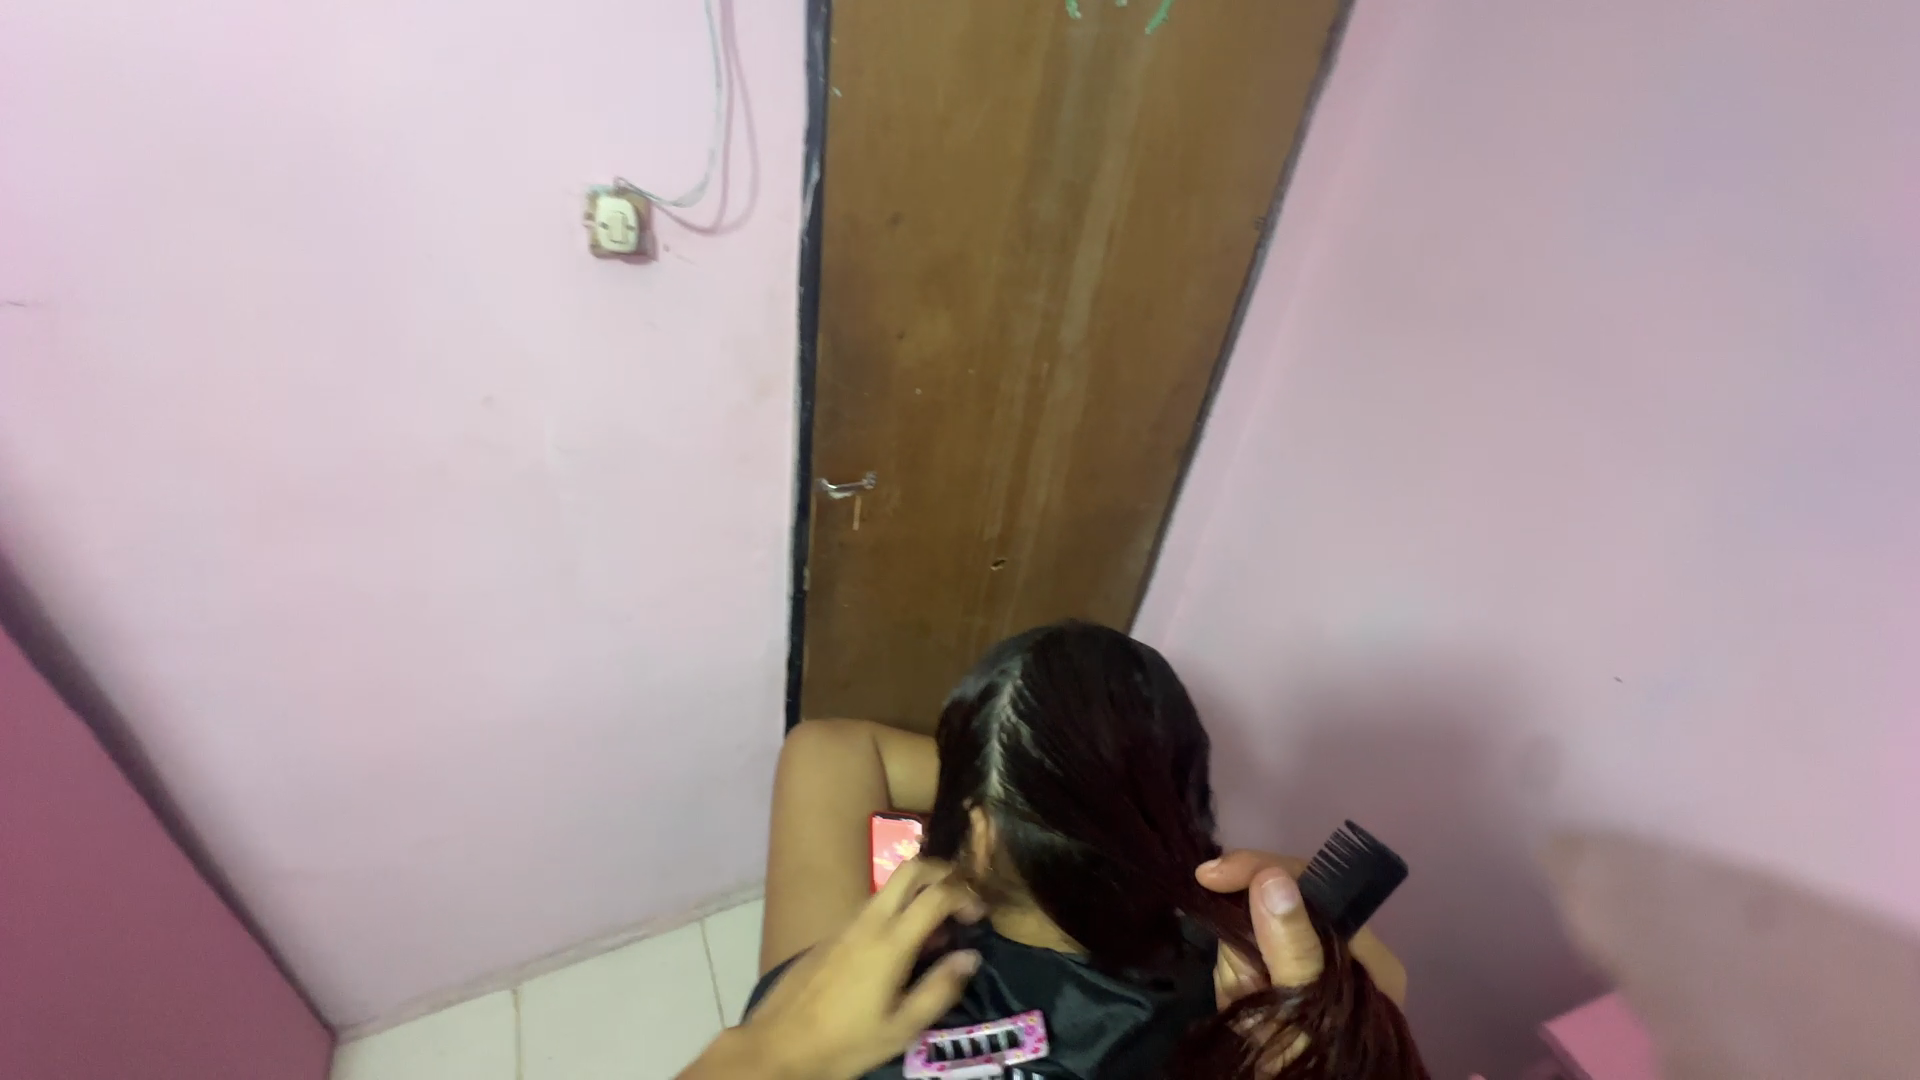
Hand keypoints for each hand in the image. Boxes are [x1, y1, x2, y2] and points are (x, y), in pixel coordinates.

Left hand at [688, 859, 986, 1079]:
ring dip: (921, 891)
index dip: (966, 895)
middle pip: (912, 868)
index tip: (980, 913)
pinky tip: (902, 947)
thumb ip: (939, 989)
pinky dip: (899, 909)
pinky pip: (875, 905)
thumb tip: (971, 956)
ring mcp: (849, 921)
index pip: (938, 893)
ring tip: (937, 931)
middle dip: (944, 872)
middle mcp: (871, 918)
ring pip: (892, 885)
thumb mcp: (900, 1028)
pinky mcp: (834, 931)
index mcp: (892, 939)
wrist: (777, 1045)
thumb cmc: (844, 1042)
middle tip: (962, 898)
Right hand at [1196, 849, 1407, 1006]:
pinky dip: (1235, 981)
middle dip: (1243, 940)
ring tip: (1242, 1007)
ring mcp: (1310, 969)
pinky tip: (1243, 1007)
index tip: (1207, 877)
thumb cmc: (1311, 1072)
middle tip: (1236, 986)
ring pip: (1252, 932)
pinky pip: (1245, 959)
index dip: (1257, 870)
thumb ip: (1292, 946)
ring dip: (1236, 968)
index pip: (1309, 883)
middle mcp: (1343, 954)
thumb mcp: (1302, 1015)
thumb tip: (1272, 877)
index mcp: (1364, 955)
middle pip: (1275, 905)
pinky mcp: (1284, 984)